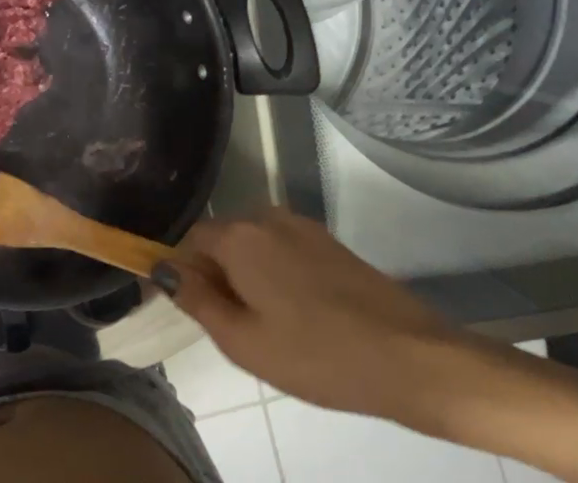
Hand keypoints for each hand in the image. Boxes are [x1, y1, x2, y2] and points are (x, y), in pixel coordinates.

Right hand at [159, 210, 474, 424]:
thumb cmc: (318, 355)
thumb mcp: (243, 341)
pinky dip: (277, 276)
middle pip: (221, 240)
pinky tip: (299, 317)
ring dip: (248, 277)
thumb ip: (196, 299)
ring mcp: (303, 228)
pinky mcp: (331, 243)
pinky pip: (283, 252)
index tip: (192, 311)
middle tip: (233, 329)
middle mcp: (267, 217)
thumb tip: (162, 268)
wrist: (415, 360)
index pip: (187, 241)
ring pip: (253, 247)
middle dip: (216, 276)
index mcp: (239, 236)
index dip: (181, 274)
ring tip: (269, 328)